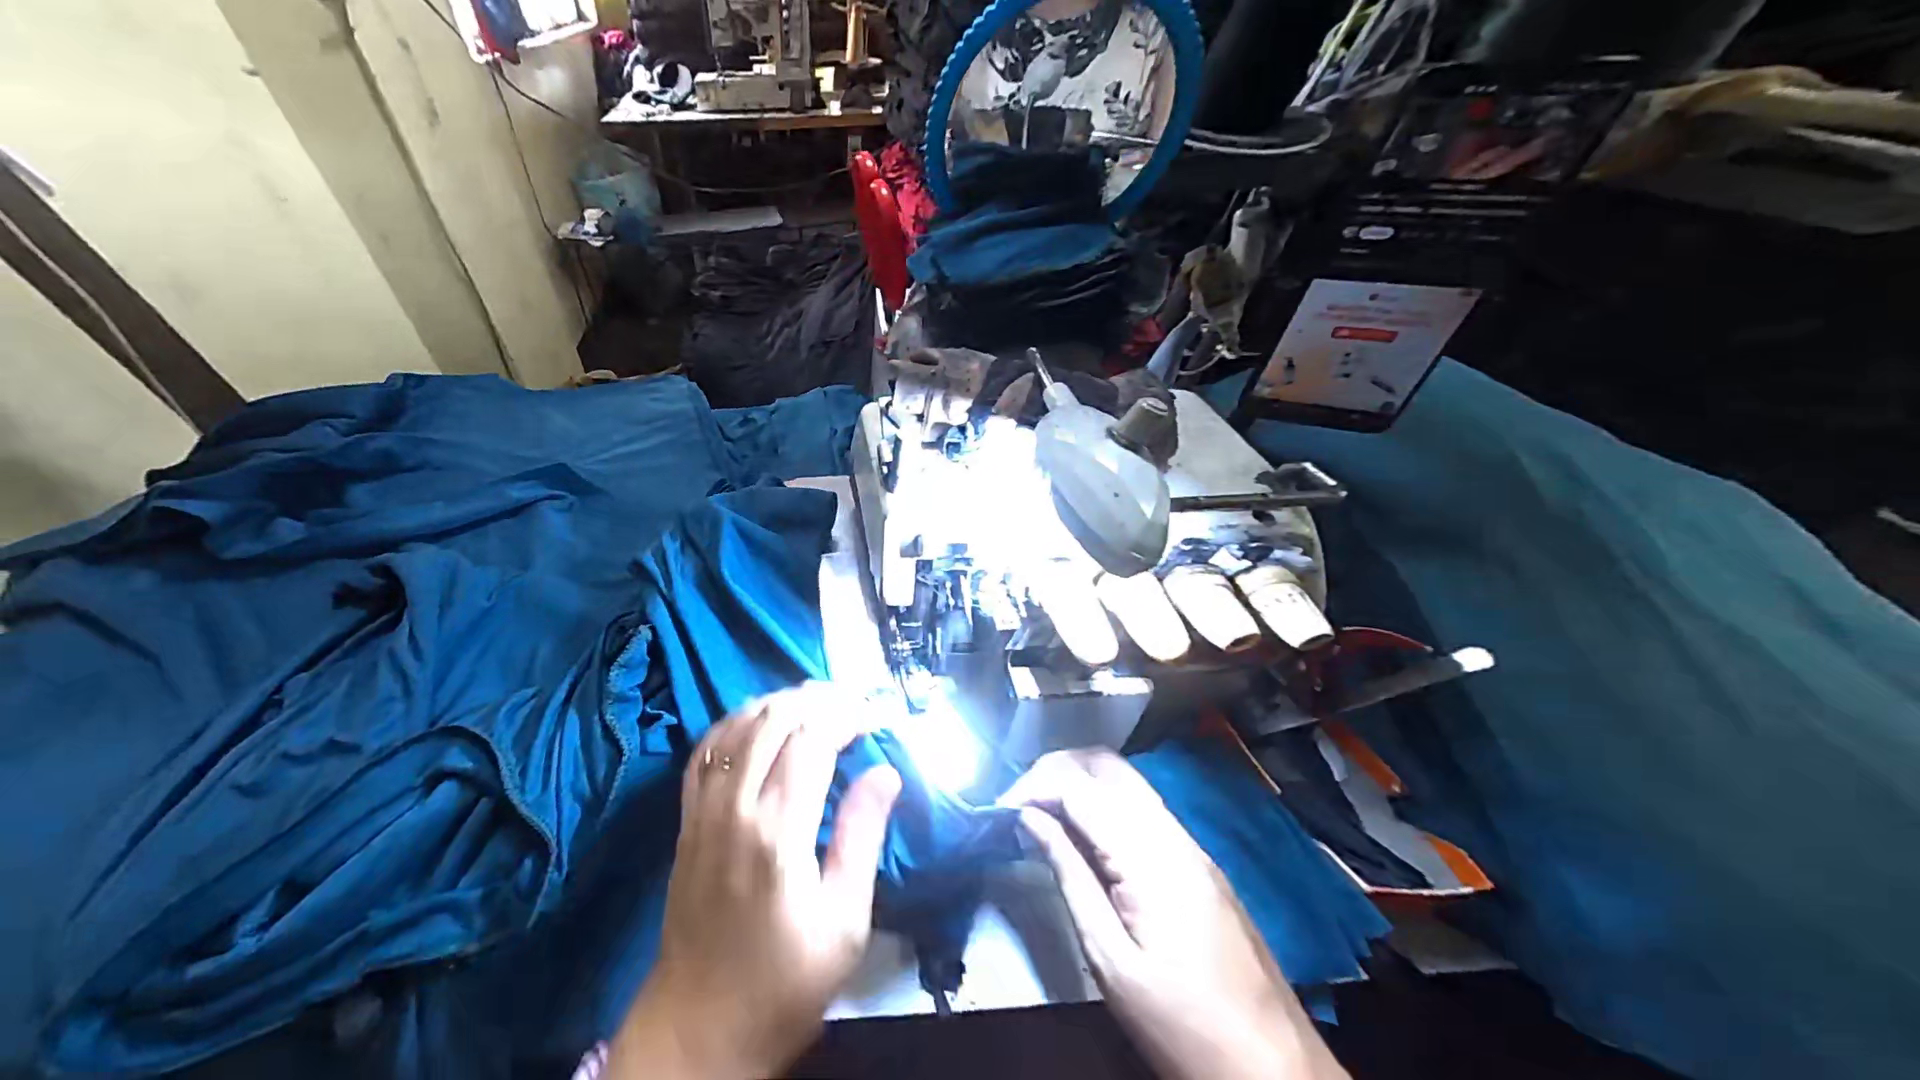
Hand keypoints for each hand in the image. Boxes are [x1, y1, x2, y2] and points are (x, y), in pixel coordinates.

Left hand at [607, 684, 902, 1079]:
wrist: (699, 1029)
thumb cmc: (786, 981)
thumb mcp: (844, 921)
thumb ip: (862, 836)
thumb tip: (885, 772)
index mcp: (778, 833)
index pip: (810, 740)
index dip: (845, 715)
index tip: (875, 715)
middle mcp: (734, 810)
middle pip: (771, 721)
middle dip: (816, 700)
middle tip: (852, 705)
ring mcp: (702, 813)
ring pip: (736, 728)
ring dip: (777, 704)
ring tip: (815, 704)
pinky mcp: (685, 823)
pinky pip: (705, 752)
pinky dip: (735, 724)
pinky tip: (759, 722)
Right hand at [1003, 750, 1347, 1079]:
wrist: (1274, 1068)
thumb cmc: (1184, 1026)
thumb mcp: (1111, 961)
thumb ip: (1070, 877)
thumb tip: (1030, 820)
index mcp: (1150, 856)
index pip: (1079, 787)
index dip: (1031, 787)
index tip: (997, 812)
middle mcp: (1173, 834)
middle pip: (1105, 764)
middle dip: (1053, 769)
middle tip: (1017, 803)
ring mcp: (1190, 844)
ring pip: (1125, 780)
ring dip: (1077, 783)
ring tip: (1040, 814)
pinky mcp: (1196, 860)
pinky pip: (1141, 807)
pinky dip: (1102, 803)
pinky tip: (1082, 834)